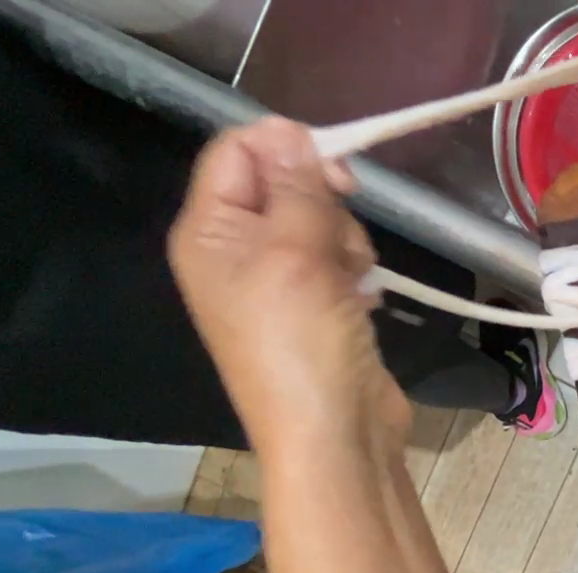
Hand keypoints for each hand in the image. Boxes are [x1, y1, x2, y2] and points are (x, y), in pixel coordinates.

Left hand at [169, 118, 409, 459]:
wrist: (334, 434)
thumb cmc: (303, 347)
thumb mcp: (296, 259)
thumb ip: (299, 193)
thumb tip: (294, 132)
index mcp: (211, 233)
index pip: (240, 155)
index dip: (290, 151)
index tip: (345, 177)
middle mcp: (240, 253)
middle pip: (287, 189)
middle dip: (328, 208)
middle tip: (345, 246)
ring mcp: (282, 285)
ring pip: (322, 229)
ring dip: (350, 246)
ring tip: (357, 283)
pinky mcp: (322, 311)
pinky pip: (342, 267)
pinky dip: (359, 275)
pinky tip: (366, 300)